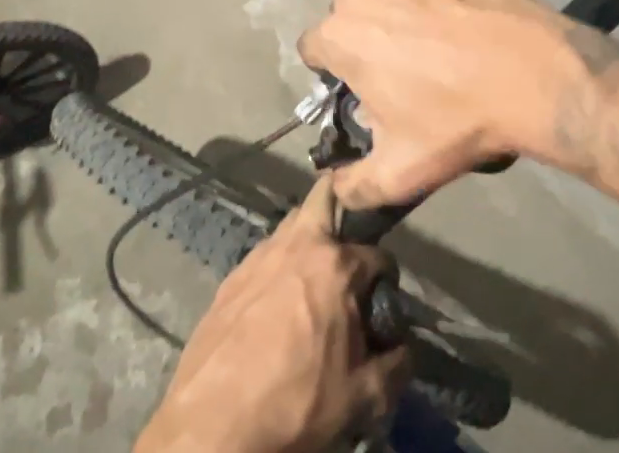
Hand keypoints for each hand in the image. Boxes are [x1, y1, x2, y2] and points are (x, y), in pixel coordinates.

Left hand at [136, 176, 409, 452]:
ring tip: (316, 281)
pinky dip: (280, 266)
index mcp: (336, 265)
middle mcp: (296, 246)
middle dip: (343, 204)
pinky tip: (280, 303)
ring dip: (309, 239)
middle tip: (351, 245)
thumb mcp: (364, 396)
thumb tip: (404, 349)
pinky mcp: (230, 276)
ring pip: (291, 226)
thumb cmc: (296, 402)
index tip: (384, 302)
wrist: (214, 422)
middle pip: (324, 197)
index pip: (378, 256)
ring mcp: (258, 256)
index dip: (388, 280)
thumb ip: (397, 366)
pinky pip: (265, 256)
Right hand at [298, 0, 618, 208]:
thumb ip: (354, 187)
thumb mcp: (401, 173)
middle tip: (403, 72)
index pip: (313, 48)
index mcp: (340, 35)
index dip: (333, 72)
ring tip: (435, 45)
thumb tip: (336, 190)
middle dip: (364, 40)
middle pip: (348, 16)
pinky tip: (461, 22)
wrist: (538, 76)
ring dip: (395, 13)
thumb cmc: (459, 120)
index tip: (363, 90)